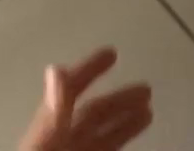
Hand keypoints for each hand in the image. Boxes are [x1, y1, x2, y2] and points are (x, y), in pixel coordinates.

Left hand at [18, 47, 153, 150]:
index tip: (113, 52)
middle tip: (146, 88)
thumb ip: (54, 112)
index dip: (90, 69)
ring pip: (102, 137)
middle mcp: (60, 139)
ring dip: (125, 123)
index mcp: (49, 127)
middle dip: (119, 99)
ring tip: (149, 112)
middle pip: (92, 114)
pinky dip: (119, 143)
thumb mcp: (44, 144)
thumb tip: (55, 69)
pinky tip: (134, 141)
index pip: (71, 90)